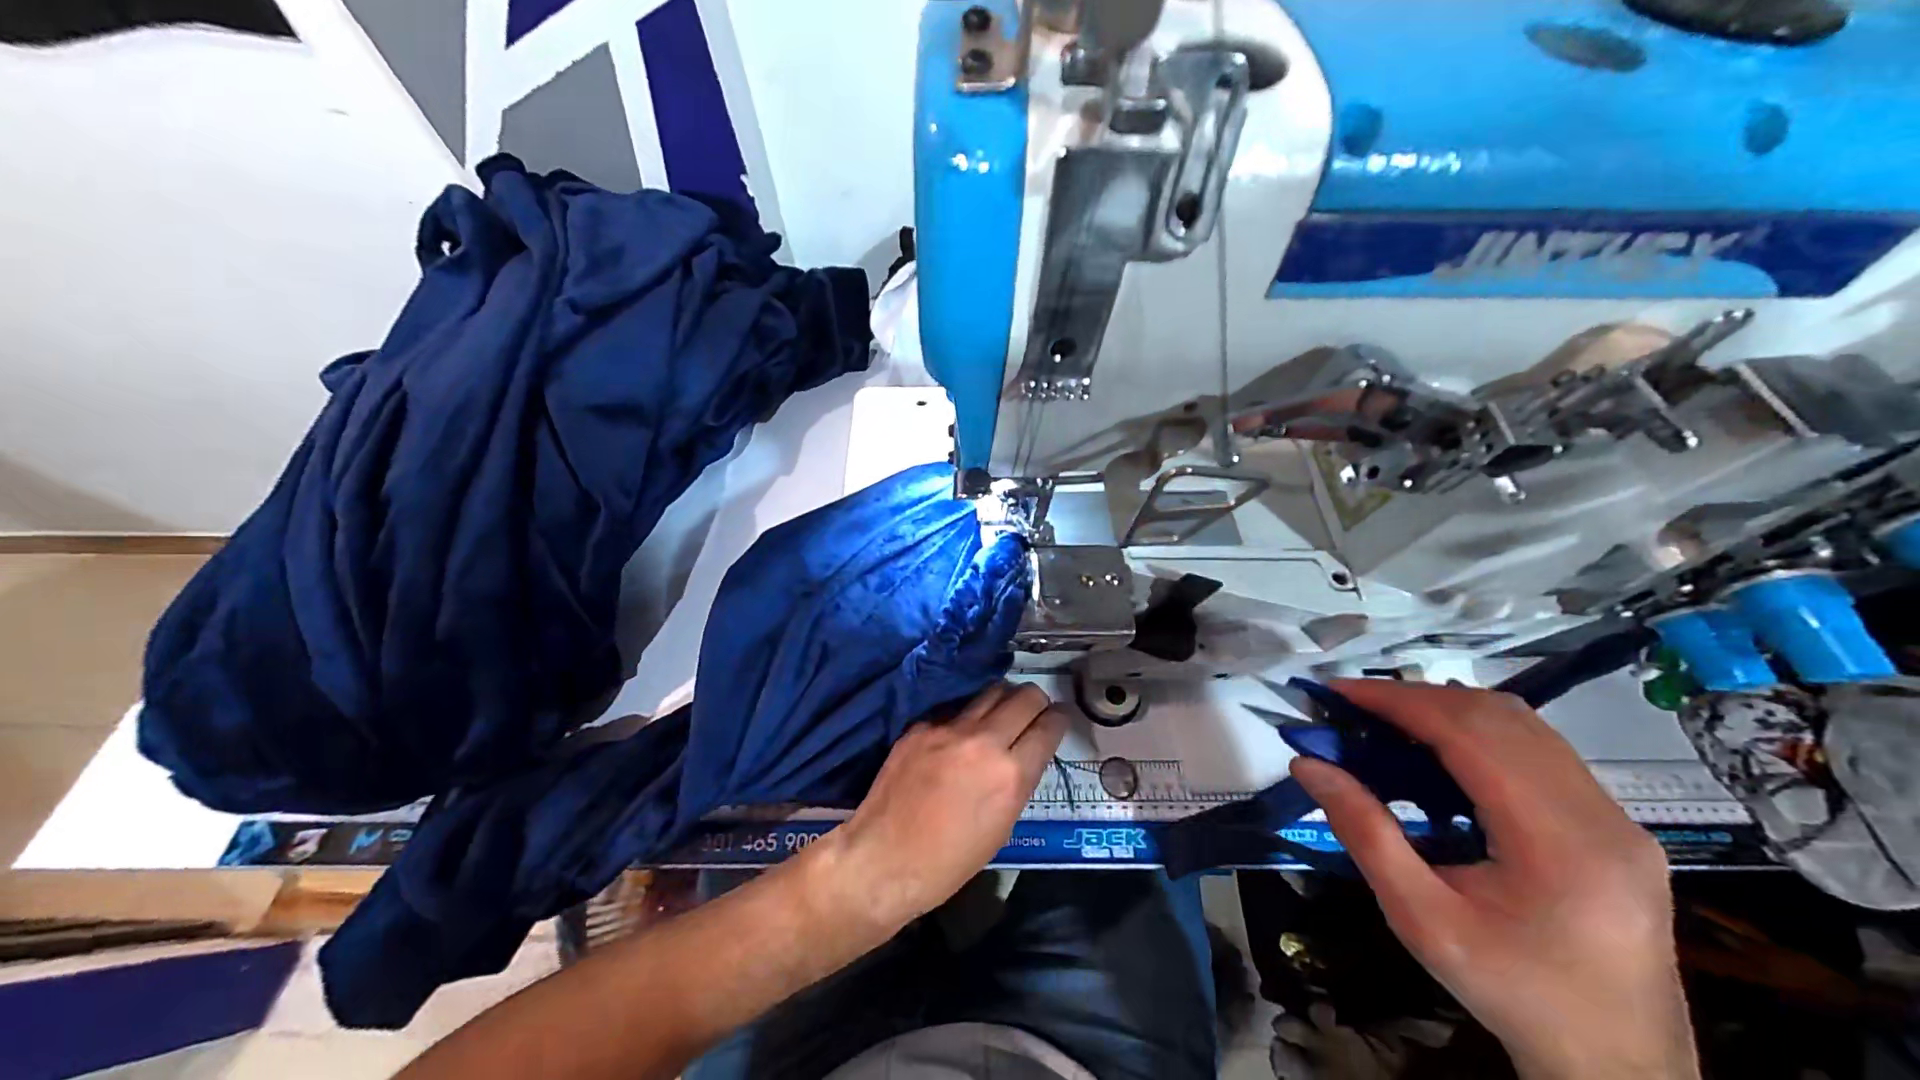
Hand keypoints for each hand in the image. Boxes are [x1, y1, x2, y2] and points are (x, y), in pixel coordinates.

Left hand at [826, 682, 1067, 932]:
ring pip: (991, 692)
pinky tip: (958, 738)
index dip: (1060, 719)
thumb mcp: (1003, 826)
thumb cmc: (950, 861)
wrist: (885, 858)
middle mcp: (983, 741)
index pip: (1049, 725)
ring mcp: (948, 729)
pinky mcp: (920, 727)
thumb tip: (1026, 754)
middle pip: (1025, 696)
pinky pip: (954, 710)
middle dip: (1037, 701)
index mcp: (1011, 774)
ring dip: (1004, 700)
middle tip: (1034, 712)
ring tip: (1001, 714)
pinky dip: (965, 719)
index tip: (1059, 718)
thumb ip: (1018, 781)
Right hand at [1290, 679, 1697, 1079]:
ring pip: (1526, 727)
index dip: (1399, 701)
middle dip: (1419, 698)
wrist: (1618, 1065)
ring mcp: (1618, 819)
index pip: (1471, 734)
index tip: (1338, 692)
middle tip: (1354, 706)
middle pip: (1501, 717)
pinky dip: (1481, 735)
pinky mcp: (1616, 826)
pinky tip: (1442, 755)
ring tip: (1389, 722)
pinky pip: (1542, 753)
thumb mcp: (1422, 920)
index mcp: (1559, 841)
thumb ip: (1365, 834)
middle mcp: (1601, 816)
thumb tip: (1308, 764)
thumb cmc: (1511, 992)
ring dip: (1450, 711)